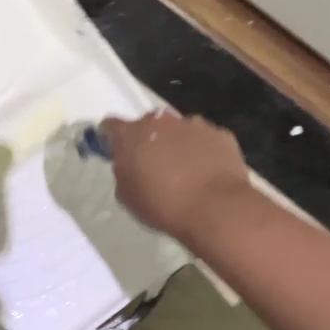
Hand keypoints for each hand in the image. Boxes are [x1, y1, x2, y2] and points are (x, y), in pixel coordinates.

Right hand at [100, 112, 253, 242]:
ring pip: (178, 129)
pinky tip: (208, 171)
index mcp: (130, 134)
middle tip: (153, 164)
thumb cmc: (163, 205)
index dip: (111, 137)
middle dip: (148, 139)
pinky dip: (203, 150)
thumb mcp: (127, 196)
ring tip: (185, 170)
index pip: (110, 125)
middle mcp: (159, 121)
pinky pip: (205, 138)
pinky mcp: (220, 134)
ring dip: (176, 142)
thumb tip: (130, 166)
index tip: (115, 150)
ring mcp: (192, 124)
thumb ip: (123, 173)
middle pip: (148, 124)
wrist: (216, 209)